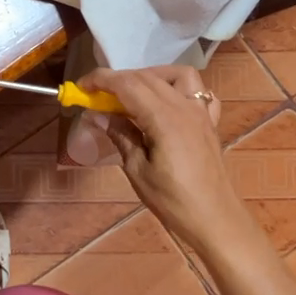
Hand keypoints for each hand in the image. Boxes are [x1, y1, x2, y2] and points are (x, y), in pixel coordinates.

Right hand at [78, 64, 247, 254]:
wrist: (215, 219)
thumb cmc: (172, 200)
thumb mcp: (137, 169)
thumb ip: (120, 135)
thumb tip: (98, 115)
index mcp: (164, 119)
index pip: (127, 85)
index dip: (101, 80)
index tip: (80, 87)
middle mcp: (185, 107)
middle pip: (147, 77)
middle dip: (118, 79)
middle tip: (96, 95)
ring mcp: (201, 113)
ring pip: (177, 75)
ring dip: (151, 76)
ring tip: (132, 93)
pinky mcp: (210, 123)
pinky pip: (200, 92)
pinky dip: (181, 88)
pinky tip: (168, 102)